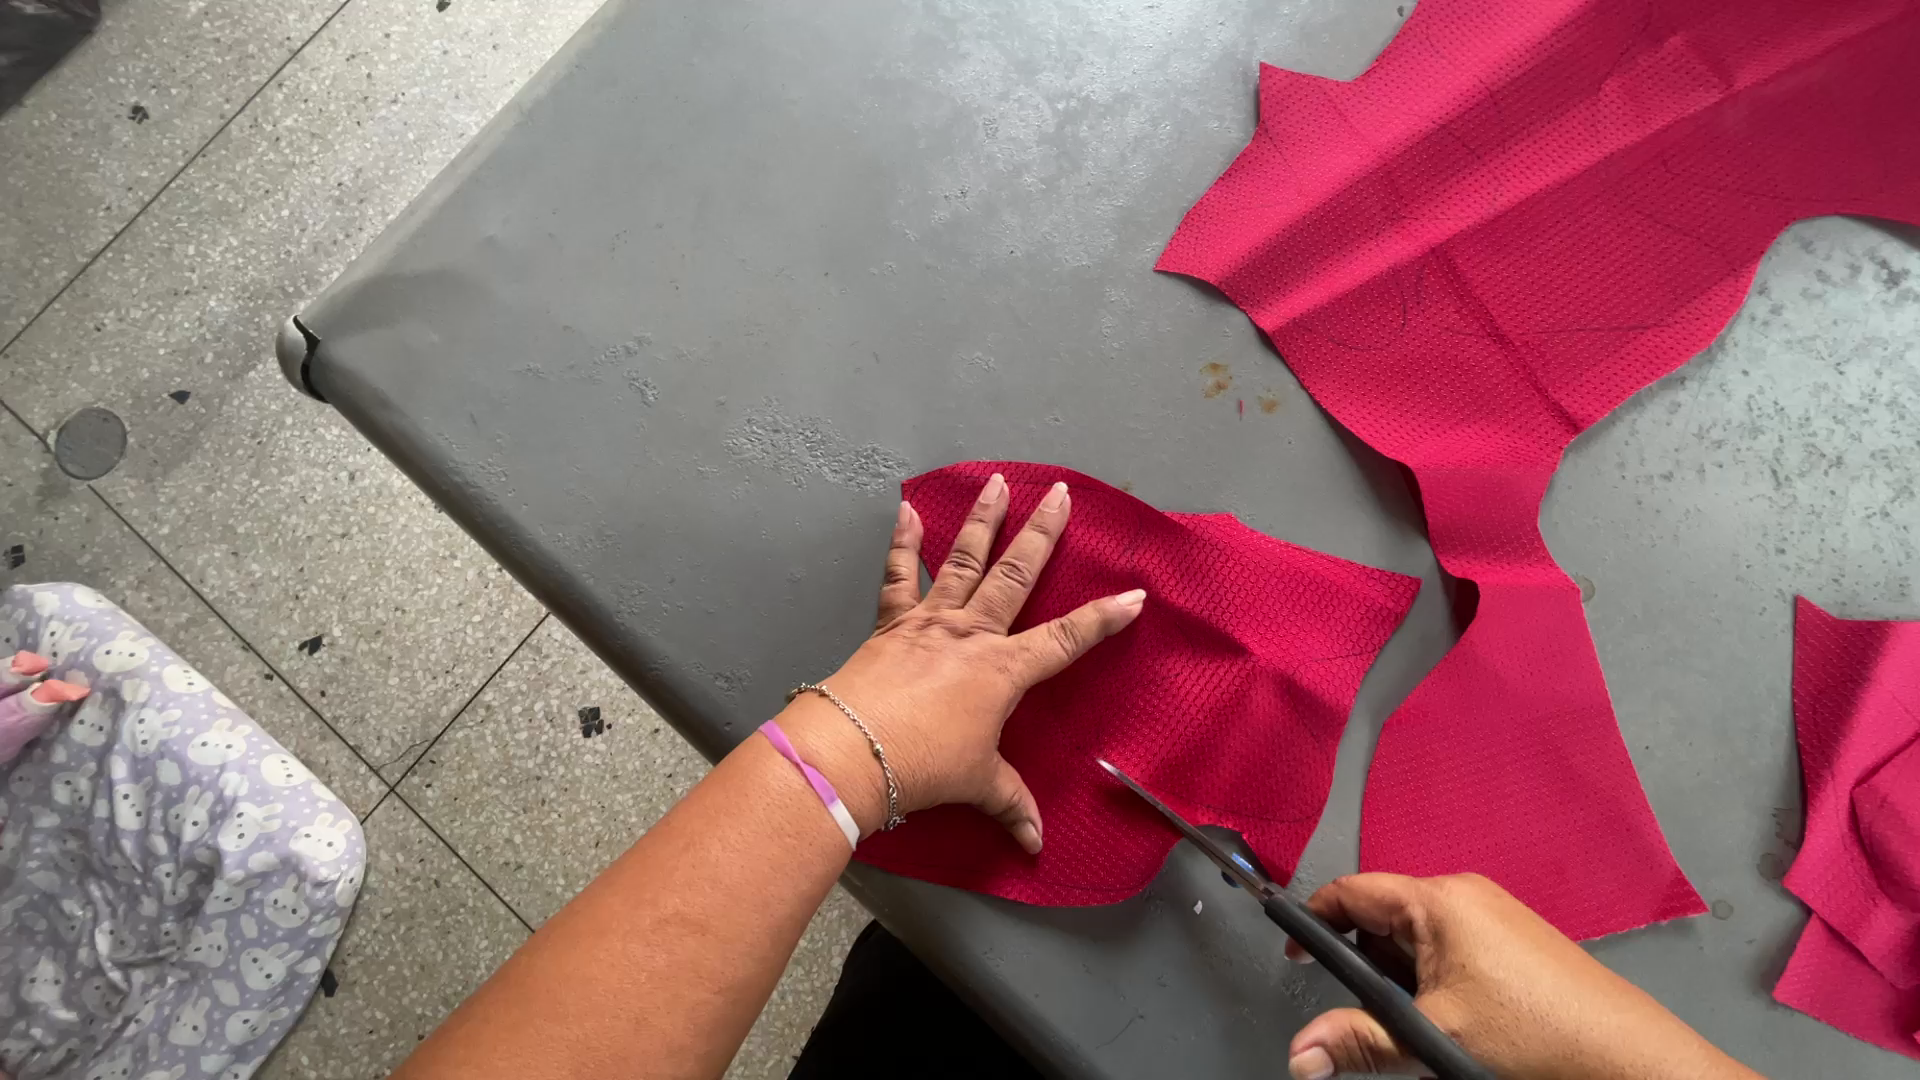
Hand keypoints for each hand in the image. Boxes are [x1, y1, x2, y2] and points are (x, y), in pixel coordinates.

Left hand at [779, 471, 1144, 851]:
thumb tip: (1037, 845)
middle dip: (1042, 532)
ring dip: (983, 520)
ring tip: (997, 482)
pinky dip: (904, 542)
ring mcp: (930, 621)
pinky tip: (907, 510)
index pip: (1066, 640)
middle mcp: (971, 633)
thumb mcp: (977, 785)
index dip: (1103, 619)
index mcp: (1002, 670)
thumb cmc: (924, 766)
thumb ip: (1011, 805)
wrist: (853, 752)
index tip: (1133, 595)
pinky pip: (900, 575)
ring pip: (964, 561)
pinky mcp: (892, 622)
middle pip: (1015, 574)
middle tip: (1060, 493)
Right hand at [1283, 873, 1761, 1079]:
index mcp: (1436, 898)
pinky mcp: (1520, 937)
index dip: (1314, 919)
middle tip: (1371, 1009)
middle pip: (1384, 913)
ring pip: (1418, 933)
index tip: (1296, 957)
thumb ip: (1359, 1040)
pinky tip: (1460, 1018)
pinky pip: (1453, 944)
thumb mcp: (1436, 1040)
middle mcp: (1462, 891)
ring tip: (1423, 1021)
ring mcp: (1496, 911)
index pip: (1350, 891)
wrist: (1653, 1073)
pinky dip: (1437, 976)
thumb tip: (1296, 1056)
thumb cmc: (1534, 1044)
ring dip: (1403, 972)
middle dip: (1366, 959)